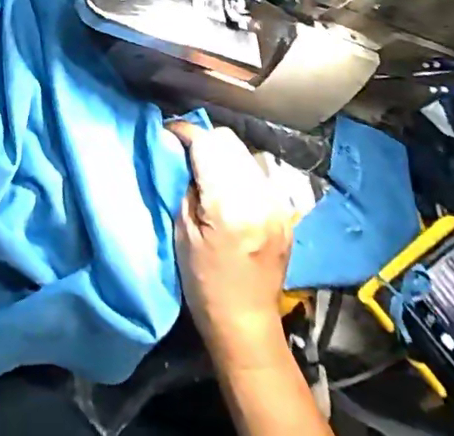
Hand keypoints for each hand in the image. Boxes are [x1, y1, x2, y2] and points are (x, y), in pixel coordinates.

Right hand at [168, 122, 299, 366]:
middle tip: (184, 150)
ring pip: (244, 153)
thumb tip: (185, 155)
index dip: (185, 132)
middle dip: (204, 139)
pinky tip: (227, 186)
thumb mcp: (183, 234)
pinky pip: (258, 173)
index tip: (169, 131)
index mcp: (230, 205)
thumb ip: (186, 188)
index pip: (208, 145)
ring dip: (222, 153)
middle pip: (228, 141)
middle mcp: (258, 195)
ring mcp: (276, 201)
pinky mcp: (284, 209)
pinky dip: (239, 171)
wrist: (246, 323)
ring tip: (205, 167)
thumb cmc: (205, 285)